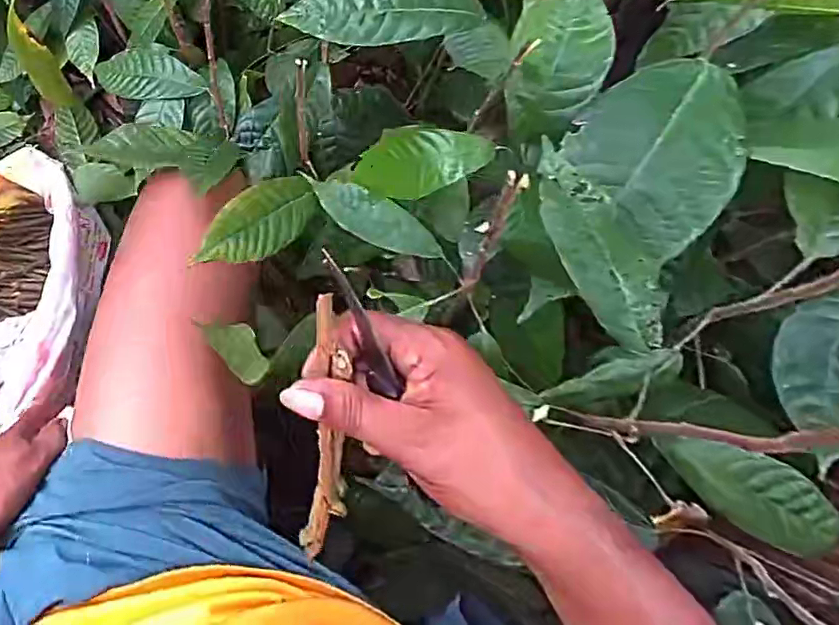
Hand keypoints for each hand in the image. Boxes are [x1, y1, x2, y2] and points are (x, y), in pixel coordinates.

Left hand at [0, 390, 69, 539]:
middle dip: (40, 436)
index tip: (65, 404)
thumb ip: (49, 440)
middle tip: (62, 443)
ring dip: (26, 463)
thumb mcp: (32, 462)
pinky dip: (14, 485)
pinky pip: (3, 482)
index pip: (36, 412)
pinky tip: (20, 496)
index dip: (50, 407)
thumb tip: (64, 419)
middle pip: (24, 436)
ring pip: (13, 459)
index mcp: (14, 434)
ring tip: (45, 474)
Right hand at [279, 313, 604, 551]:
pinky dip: (388, 413)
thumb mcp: (405, 438)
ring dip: (367, 402)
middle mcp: (435, 348)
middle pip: (370, 347)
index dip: (330, 351)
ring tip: (370, 440)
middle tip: (341, 423)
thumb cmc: (479, 468)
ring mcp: (445, 373)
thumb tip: (291, 391)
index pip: (360, 324)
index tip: (313, 389)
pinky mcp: (450, 397)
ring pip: (384, 373)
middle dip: (348, 382)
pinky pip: (403, 391)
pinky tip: (390, 444)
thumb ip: (348, 410)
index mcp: (428, 343)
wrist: (547, 514)